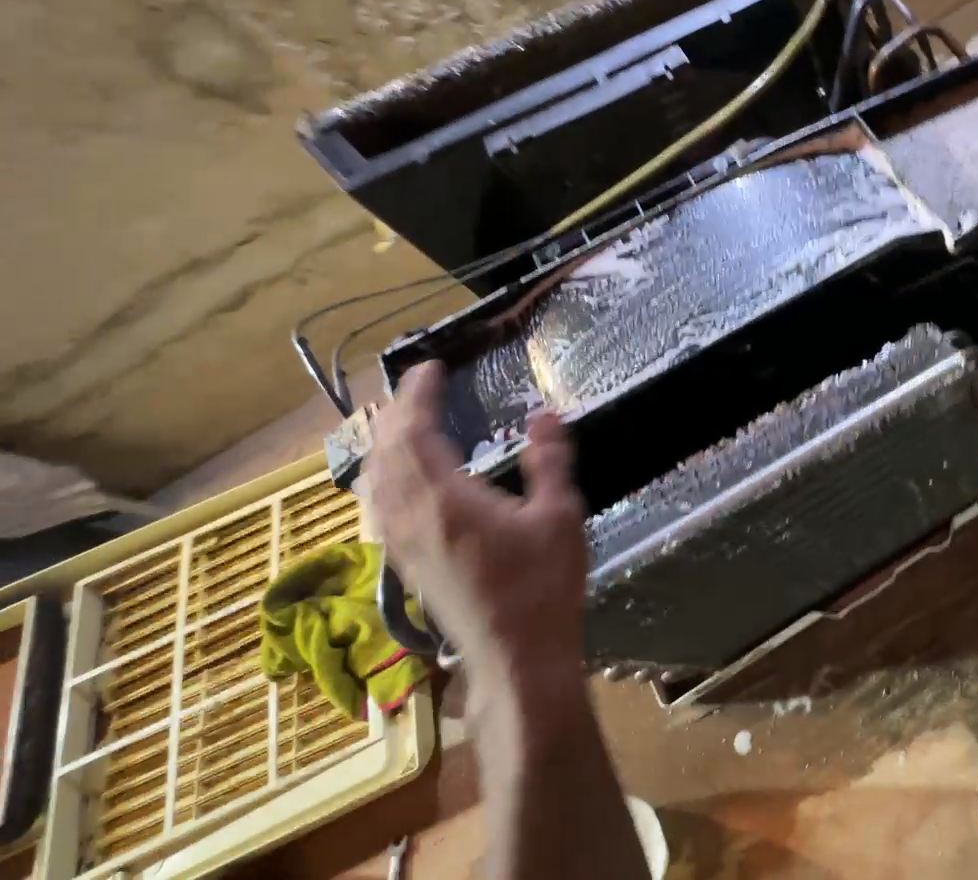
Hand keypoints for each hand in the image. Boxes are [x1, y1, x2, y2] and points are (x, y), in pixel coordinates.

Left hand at [363, 362, 587, 684]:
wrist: (516, 653)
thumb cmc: (542, 583)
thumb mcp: (560, 516)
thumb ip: (549, 462)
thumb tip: (544, 415)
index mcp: (444, 500)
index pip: (413, 433)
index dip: (417, 395)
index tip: (430, 368)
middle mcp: (409, 517)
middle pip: (382, 453)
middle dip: (393, 414)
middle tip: (416, 390)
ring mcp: (401, 544)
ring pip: (372, 482)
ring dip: (381, 445)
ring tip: (401, 425)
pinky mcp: (405, 564)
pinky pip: (377, 506)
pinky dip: (381, 476)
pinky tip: (397, 481)